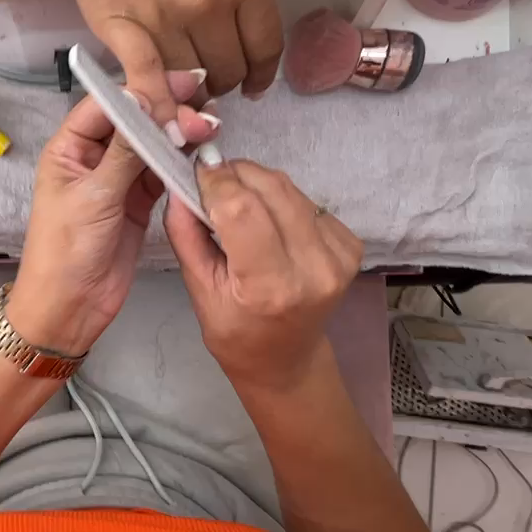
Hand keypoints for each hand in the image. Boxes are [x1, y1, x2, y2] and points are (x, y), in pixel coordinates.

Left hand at [7, 73, 216, 354]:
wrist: (70, 306)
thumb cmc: (66, 251)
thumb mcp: (94, 196)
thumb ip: (122, 150)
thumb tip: (143, 99)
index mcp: (68, 149)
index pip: (107, 105)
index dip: (143, 90)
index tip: (180, 82)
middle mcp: (92, 158)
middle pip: (133, 120)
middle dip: (167, 111)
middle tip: (203, 109)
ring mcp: (116, 180)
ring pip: (151, 144)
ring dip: (179, 135)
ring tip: (210, 127)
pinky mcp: (136, 202)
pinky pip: (161, 172)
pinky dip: (181, 162)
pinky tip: (202, 152)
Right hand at [44, 0, 283, 129]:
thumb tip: (238, 28)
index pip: (264, 47)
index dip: (260, 74)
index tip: (253, 85)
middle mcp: (208, 3)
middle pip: (227, 71)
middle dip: (221, 82)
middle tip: (208, 80)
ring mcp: (163, 19)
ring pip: (188, 82)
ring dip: (187, 92)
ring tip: (179, 86)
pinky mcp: (121, 28)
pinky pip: (146, 83)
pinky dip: (156, 106)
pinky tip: (160, 116)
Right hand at [166, 160, 364, 393]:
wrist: (286, 360)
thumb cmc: (235, 332)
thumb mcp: (198, 290)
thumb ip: (186, 235)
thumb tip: (180, 187)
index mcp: (269, 287)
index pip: (242, 211)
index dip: (217, 182)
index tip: (197, 170)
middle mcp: (312, 268)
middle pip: (271, 189)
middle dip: (235, 173)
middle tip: (211, 179)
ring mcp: (338, 255)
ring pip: (290, 188)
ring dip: (256, 183)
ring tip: (234, 199)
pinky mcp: (351, 245)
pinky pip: (306, 201)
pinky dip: (279, 199)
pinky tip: (266, 219)